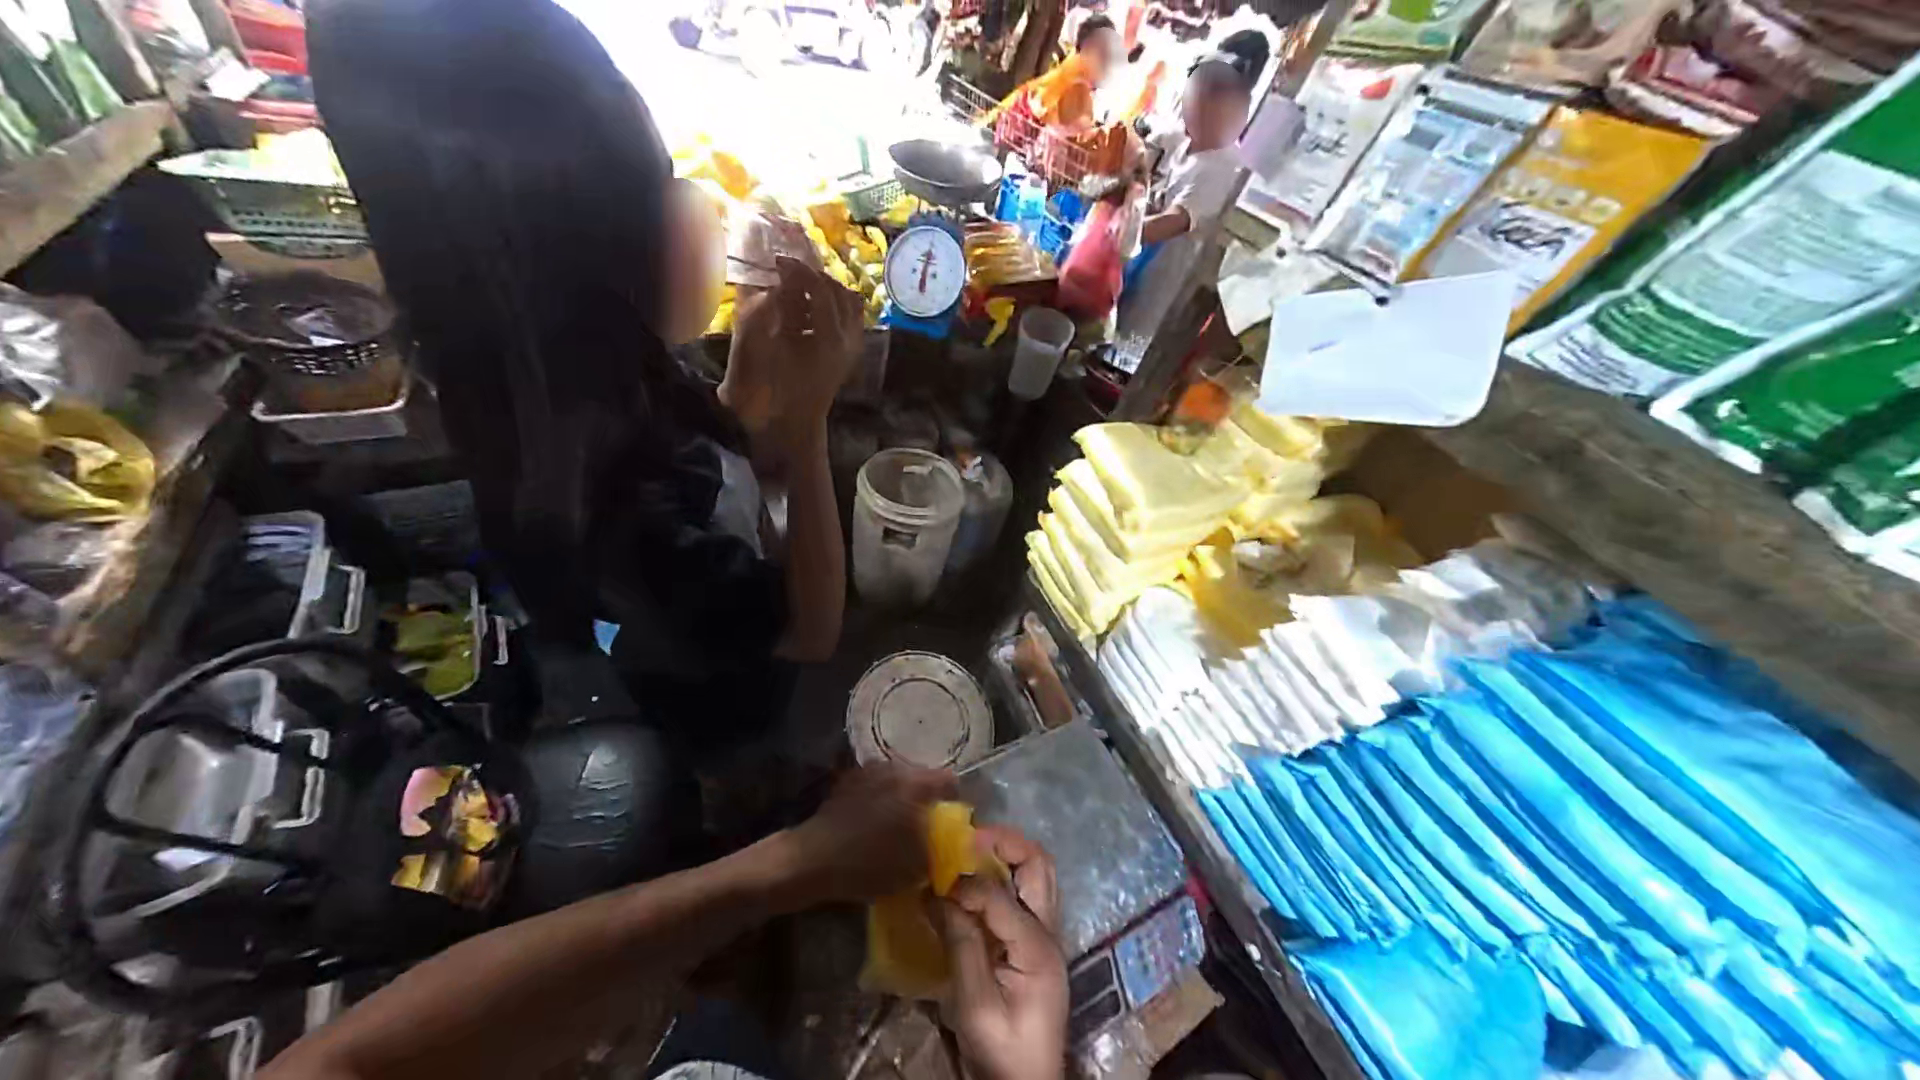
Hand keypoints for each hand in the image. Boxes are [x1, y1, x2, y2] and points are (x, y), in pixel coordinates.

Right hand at [721, 253, 863, 457]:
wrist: (794, 426)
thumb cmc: (770, 396)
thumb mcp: (756, 355)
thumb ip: (757, 317)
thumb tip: (766, 287)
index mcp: (829, 340)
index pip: (820, 288)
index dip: (797, 270)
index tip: (776, 261)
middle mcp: (849, 339)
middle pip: (837, 289)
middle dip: (810, 275)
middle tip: (784, 270)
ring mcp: (854, 345)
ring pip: (848, 300)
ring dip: (824, 287)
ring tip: (798, 285)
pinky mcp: (852, 350)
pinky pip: (850, 314)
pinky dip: (833, 302)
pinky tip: (811, 305)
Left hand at [784, 762, 955, 904]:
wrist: (813, 859)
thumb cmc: (868, 863)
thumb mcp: (915, 867)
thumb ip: (940, 850)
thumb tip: (952, 845)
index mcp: (915, 785)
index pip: (949, 780)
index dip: (954, 801)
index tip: (949, 822)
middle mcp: (894, 768)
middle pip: (923, 776)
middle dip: (927, 798)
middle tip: (924, 825)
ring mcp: (868, 770)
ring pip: (898, 779)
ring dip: (903, 796)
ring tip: (897, 823)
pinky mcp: (847, 779)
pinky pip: (876, 783)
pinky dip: (880, 796)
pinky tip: (872, 820)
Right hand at [937, 827, 1068, 1079]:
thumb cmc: (1002, 1052)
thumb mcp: (975, 1006)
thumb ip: (961, 945)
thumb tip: (938, 894)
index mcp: (1038, 947)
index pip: (1000, 897)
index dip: (966, 886)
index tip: (935, 886)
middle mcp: (1049, 932)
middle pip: (1039, 864)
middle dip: (1005, 842)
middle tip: (969, 837)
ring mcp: (1047, 936)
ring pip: (1038, 873)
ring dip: (1008, 854)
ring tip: (974, 850)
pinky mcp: (1037, 945)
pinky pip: (1028, 893)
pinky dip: (1005, 876)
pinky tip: (979, 881)